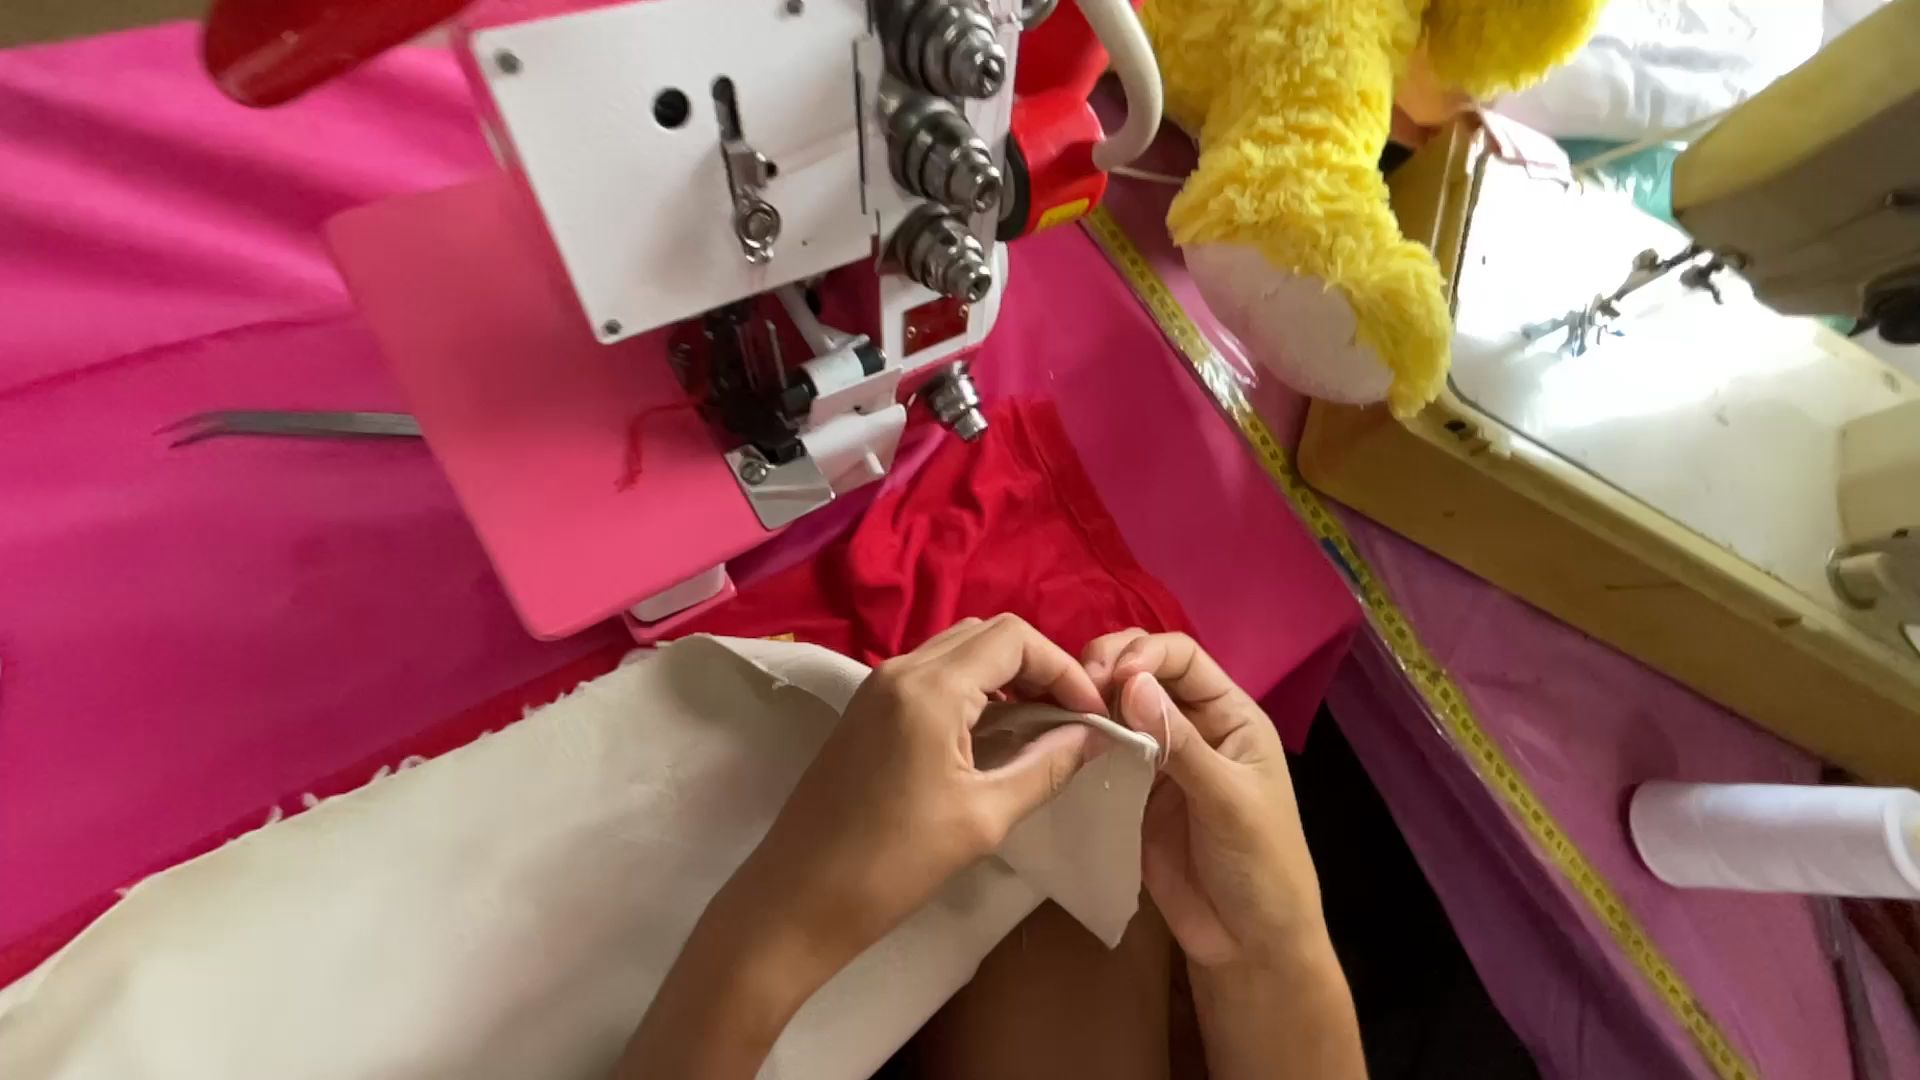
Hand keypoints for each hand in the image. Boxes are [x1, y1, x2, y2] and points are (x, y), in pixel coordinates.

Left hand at [735, 614, 1109, 972]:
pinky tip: (990, 733)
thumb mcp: (984, 818)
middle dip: (1037, 666)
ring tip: (1037, 726)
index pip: (1014, 638)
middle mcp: (902, 668)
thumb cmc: (893, 865)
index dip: (1063, 669)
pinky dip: (972, 687)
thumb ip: (1046, 766)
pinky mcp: (868, 706)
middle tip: (1068, 718)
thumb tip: (1096, 737)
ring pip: (959, 648)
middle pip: (987, 632)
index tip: (1092, 717)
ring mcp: (879, 684)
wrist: (795, 899)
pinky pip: (933, 672)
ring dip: (1004, 674)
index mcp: (930, 687)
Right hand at [1082, 630, 1325, 970]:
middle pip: (1145, 669)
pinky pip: (1102, 745)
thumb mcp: (1229, 801)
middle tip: (1078, 684)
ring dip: (1091, 696)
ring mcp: (1157, 753)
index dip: (1146, 653)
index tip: (1110, 674)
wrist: (1245, 944)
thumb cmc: (1261, 866)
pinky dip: (1082, 734)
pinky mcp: (1129, 784)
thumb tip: (1130, 681)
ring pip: (1117, 703)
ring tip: (1063, 706)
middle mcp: (1190, 723)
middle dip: (1111, 663)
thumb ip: (1180, 742)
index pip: (1183, 658)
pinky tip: (1062, 735)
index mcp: (1228, 714)